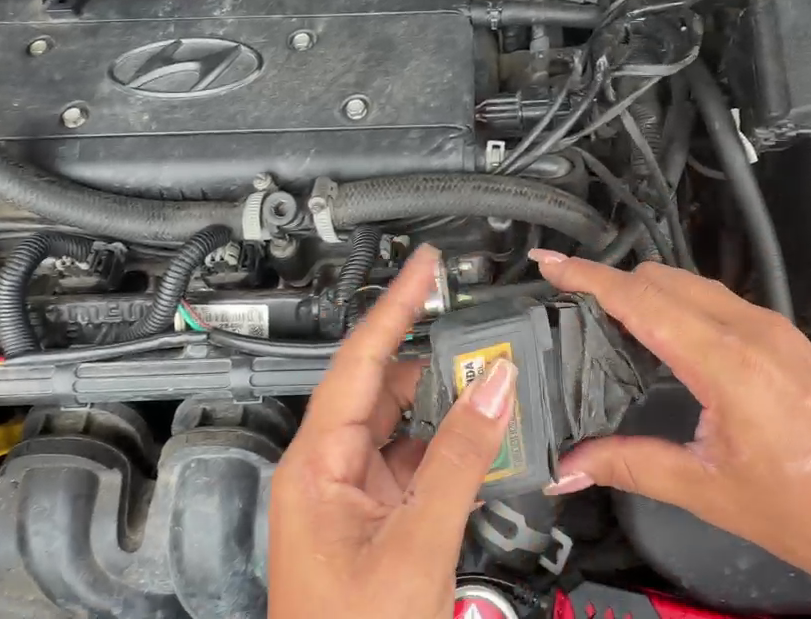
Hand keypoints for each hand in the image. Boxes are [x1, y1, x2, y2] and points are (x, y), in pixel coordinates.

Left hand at [269, 245, 519, 618]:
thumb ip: (461, 458)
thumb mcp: (417, 544)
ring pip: (403, 424)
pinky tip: (484, 441)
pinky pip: (415, 459)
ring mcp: (351, 493)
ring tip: (492, 385)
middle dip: (434, 360)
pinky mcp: (375, 516)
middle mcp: (327, 469)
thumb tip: (494, 385)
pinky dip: (451, 446)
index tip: (423, 268)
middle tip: (482, 337)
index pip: (357, 360)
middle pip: (383, 387)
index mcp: (316, 465)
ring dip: (448, 406)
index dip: (394, 307)